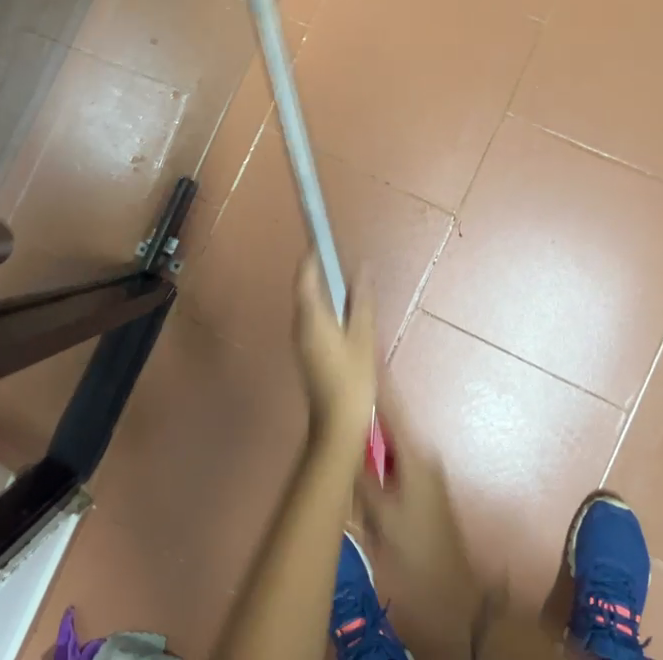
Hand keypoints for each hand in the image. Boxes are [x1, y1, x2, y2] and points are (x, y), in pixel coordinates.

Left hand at [290, 254, 375, 451]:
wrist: (337, 424)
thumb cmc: (352, 379)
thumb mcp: (362, 337)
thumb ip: (361, 301)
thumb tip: (363, 267)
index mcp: (310, 318)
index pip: (305, 277)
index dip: (312, 256)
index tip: (324, 239)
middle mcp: (300, 325)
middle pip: (305, 288)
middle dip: (319, 269)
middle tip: (339, 254)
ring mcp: (302, 339)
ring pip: (309, 304)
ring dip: (323, 288)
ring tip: (346, 277)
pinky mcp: (309, 351)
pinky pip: (314, 318)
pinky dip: (326, 306)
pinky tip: (344, 310)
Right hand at [355, 405, 489, 656]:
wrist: (453, 595)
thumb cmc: (415, 551)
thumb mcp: (378, 512)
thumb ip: (357, 473)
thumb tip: (340, 439)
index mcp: (413, 453)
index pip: (388, 405)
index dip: (371, 382)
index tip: (352, 360)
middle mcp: (422, 455)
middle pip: (383, 424)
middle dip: (359, 420)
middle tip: (330, 410)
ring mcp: (425, 471)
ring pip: (385, 446)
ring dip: (365, 445)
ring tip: (338, 440)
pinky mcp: (423, 488)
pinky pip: (392, 463)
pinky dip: (374, 462)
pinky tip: (357, 475)